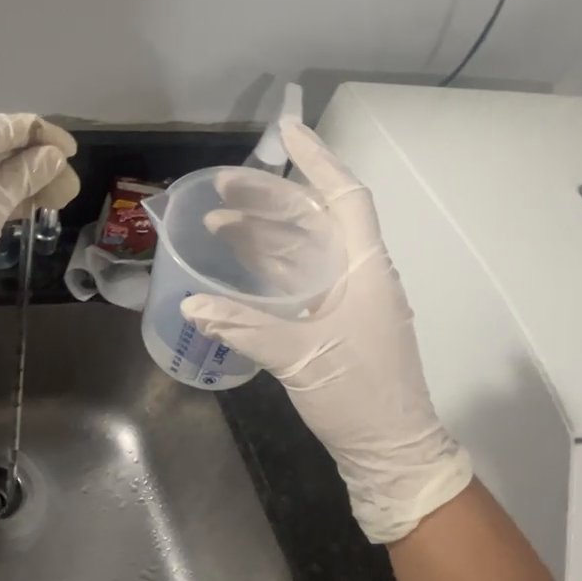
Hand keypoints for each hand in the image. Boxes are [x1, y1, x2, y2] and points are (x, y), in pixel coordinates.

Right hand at [182, 119, 469, 542]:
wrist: (392, 451)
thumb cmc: (360, 397)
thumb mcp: (300, 359)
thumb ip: (243, 327)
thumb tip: (190, 303)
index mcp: (364, 270)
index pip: (344, 198)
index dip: (317, 159)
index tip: (286, 129)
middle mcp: (357, 274)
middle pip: (313, 218)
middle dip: (269, 197)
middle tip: (220, 185)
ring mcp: (345, 298)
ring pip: (301, 247)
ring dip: (262, 229)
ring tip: (215, 218)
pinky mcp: (331, 321)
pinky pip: (294, 277)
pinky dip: (264, 263)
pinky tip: (234, 258)